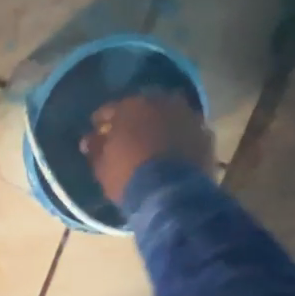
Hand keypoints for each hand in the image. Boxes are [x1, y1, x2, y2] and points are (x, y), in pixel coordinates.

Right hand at [79, 92, 215, 204]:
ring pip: (168, 116)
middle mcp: (161, 102)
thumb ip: (96, 148)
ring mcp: (187, 115)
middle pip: (143, 108)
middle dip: (134, 120)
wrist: (171, 193)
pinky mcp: (204, 133)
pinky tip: (173, 152)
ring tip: (152, 143)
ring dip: (159, 126)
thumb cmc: (128, 177)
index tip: (97, 130)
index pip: (110, 110)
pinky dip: (179, 138)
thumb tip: (90, 139)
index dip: (101, 121)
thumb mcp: (102, 167)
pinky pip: (186, 132)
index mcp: (131, 106)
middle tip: (127, 136)